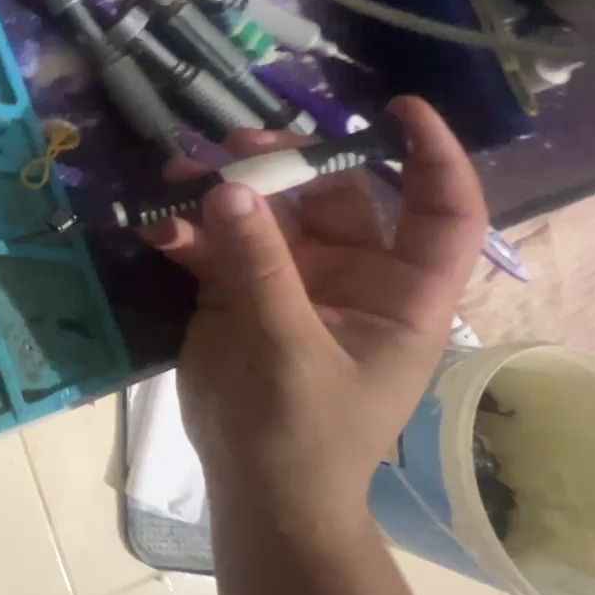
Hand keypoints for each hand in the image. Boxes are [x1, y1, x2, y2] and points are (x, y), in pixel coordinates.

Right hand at [141, 96, 488, 528]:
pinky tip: (153, 224)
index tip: (397, 108)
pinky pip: (213, 241)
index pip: (440, 213)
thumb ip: (260, 267)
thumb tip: (226, 187)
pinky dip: (184, 229)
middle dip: (283, 164)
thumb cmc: (305, 433)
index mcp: (400, 292)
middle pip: (328, 194)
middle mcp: (349, 273)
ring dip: (219, 190)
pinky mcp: (236, 287)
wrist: (254, 486)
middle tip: (232, 146)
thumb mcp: (290, 349)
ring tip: (175, 172)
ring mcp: (289, 277)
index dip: (431, 157)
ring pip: (260, 211)